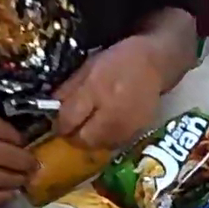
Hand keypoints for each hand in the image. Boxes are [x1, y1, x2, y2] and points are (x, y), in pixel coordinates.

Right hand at [0, 99, 36, 204]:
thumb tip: (1, 132)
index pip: (5, 131)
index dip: (18, 138)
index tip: (23, 141)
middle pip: (10, 157)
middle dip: (27, 161)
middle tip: (34, 163)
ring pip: (4, 178)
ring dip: (19, 179)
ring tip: (26, 178)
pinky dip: (3, 194)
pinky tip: (10, 192)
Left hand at [53, 34, 170, 148]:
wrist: (154, 66)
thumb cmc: (119, 61)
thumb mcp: (88, 67)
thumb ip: (69, 89)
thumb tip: (54, 109)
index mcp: (95, 91)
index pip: (69, 120)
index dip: (60, 124)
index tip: (59, 122)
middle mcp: (111, 114)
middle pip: (83, 140)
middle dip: (74, 136)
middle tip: (72, 128)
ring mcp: (125, 127)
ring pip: (98, 146)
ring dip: (90, 140)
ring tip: (89, 128)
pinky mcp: (136, 134)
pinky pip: (114, 145)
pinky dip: (105, 140)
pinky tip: (106, 128)